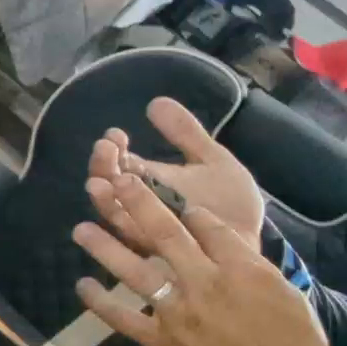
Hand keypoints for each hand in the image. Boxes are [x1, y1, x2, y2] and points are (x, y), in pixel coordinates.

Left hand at [72, 172, 329, 345]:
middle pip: (167, 238)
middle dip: (139, 207)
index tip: (158, 190)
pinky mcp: (157, 338)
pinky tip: (81, 284)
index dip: (182, 207)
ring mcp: (177, 311)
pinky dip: (97, 301)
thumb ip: (247, 268)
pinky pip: (119, 316)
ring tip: (80, 229)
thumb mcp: (282, 294)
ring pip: (134, 271)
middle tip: (114, 183)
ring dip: (104, 248)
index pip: (210, 229)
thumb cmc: (291, 341)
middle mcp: (207, 285)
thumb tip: (223, 245)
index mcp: (245, 272)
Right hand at [87, 97, 264, 254]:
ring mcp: (139, 223)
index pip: (118, 164)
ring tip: (99, 182)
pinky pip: (129, 233)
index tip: (115, 134)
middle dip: (103, 167)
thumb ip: (185, 133)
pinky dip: (120, 221)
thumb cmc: (227, 203)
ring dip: (103, 196)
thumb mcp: (211, 160)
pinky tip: (118, 212)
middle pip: (107, 185)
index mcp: (145, 181)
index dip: (113, 149)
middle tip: (104, 148)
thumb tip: (156, 101)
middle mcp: (135, 202)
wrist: (247, 239)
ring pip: (111, 210)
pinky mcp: (149, 244)